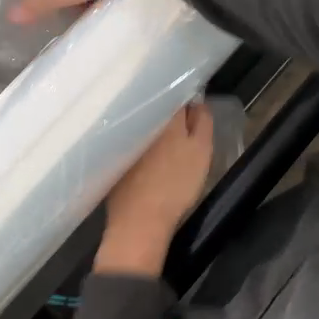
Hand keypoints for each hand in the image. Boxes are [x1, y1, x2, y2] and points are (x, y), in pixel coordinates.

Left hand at [95, 103, 215, 276]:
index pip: (177, 96)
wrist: (140, 222)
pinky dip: (141, 144)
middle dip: (170, 111)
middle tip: (185, 122)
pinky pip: (131, 143)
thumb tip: (198, 101)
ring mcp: (124, 142)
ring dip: (154, 128)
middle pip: (158, 109)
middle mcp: (141, 123)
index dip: (187, 98)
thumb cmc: (177, 183)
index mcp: (165, 118)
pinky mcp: (115, 161)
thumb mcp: (202, 151)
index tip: (195, 106)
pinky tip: (149, 157)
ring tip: (168, 138)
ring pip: (143, 126)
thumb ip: (203, 122)